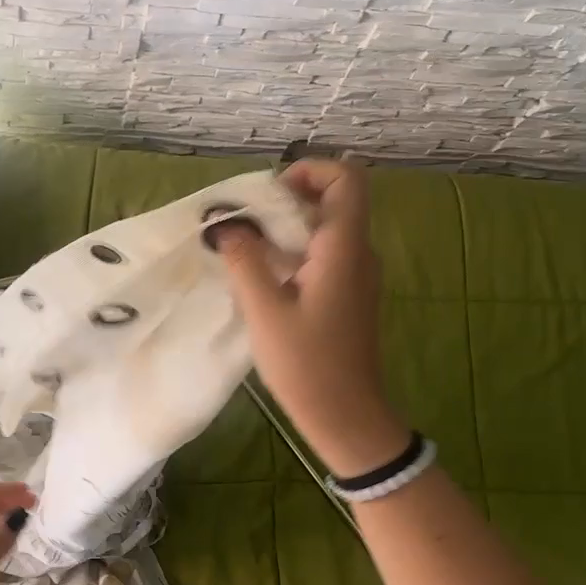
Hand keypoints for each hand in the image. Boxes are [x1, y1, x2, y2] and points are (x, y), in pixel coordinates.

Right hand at [210, 158, 411, 476]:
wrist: (346, 415)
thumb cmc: (306, 364)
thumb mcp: (264, 311)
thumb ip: (245, 261)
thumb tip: (226, 226)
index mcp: (344, 249)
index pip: (346, 179)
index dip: (310, 169)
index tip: (269, 192)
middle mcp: (359, 254)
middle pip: (335, 200)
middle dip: (288, 198)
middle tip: (246, 220)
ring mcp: (357, 275)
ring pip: (328, 229)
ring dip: (288, 227)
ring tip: (245, 246)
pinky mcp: (349, 295)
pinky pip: (325, 255)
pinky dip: (295, 252)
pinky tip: (263, 276)